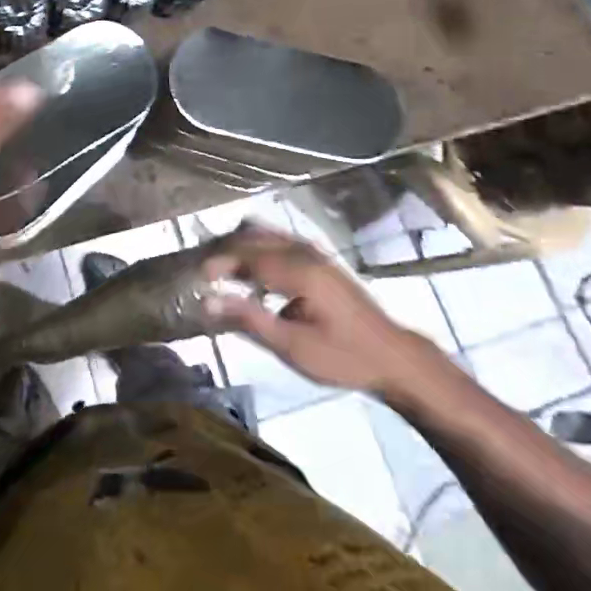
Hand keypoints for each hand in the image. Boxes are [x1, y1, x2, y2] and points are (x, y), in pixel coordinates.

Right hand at [204, 224, 434, 394]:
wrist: (393, 357)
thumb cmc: (342, 357)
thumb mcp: (292, 346)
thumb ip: (248, 320)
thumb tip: (206, 302)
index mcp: (298, 271)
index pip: (247, 254)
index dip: (218, 261)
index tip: (197, 275)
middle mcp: (304, 252)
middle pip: (253, 236)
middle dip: (224, 249)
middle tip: (203, 272)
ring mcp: (314, 252)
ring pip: (265, 233)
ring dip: (239, 246)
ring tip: (221, 271)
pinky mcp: (320, 259)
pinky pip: (278, 239)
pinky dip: (256, 248)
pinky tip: (250, 273)